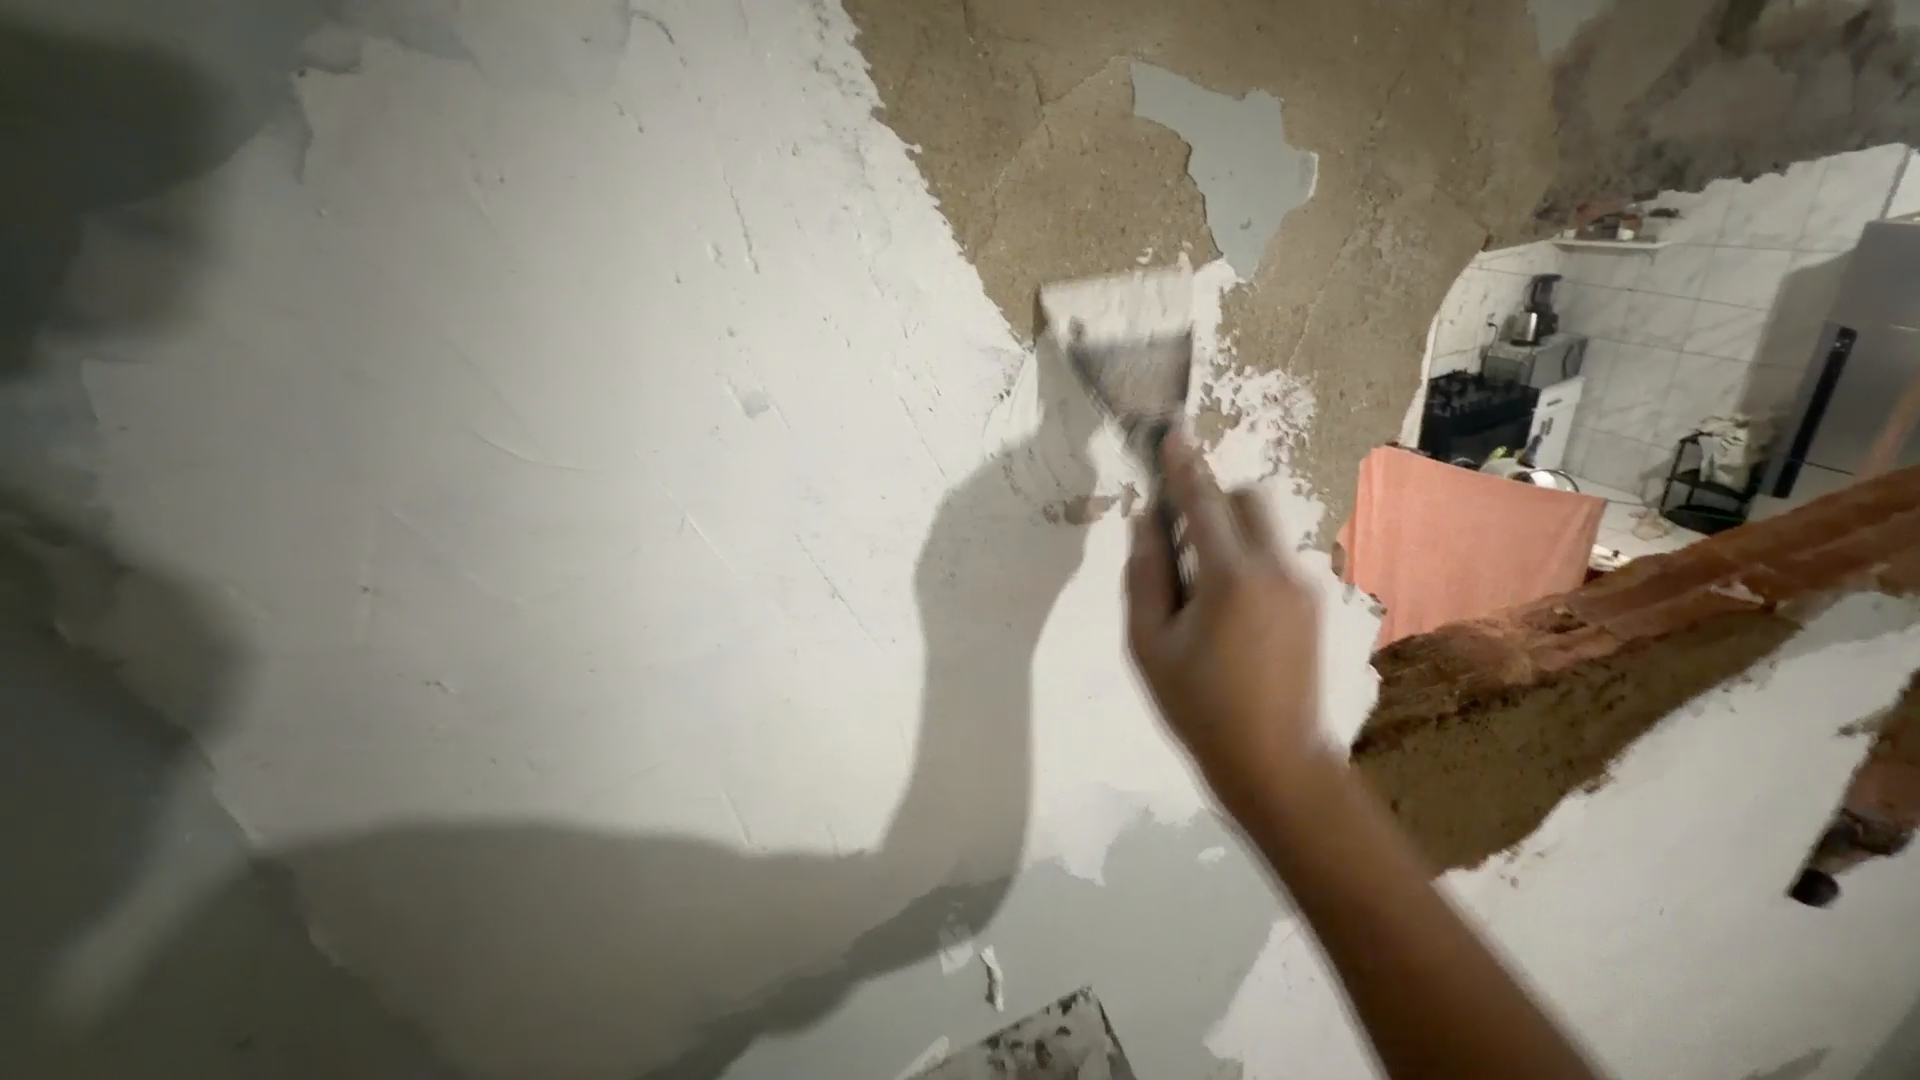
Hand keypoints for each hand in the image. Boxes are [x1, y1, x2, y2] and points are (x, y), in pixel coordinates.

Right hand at [1126, 433, 1329, 803]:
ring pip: (1265, 528)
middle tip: (1180, 537)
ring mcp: (1302, 587)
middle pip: (1249, 499)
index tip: (1172, 433)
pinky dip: (1247, 559)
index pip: (1203, 502)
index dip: (1183, 465)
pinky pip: (1275, 559)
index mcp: (1231, 578)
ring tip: (1201, 588)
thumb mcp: (1149, 646)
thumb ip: (1145, 576)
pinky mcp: (1313, 605)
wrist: (1275, 762)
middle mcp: (1276, 570)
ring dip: (1230, 531)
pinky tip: (1228, 613)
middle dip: (1214, 498)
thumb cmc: (1198, 708)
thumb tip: (1147, 524)